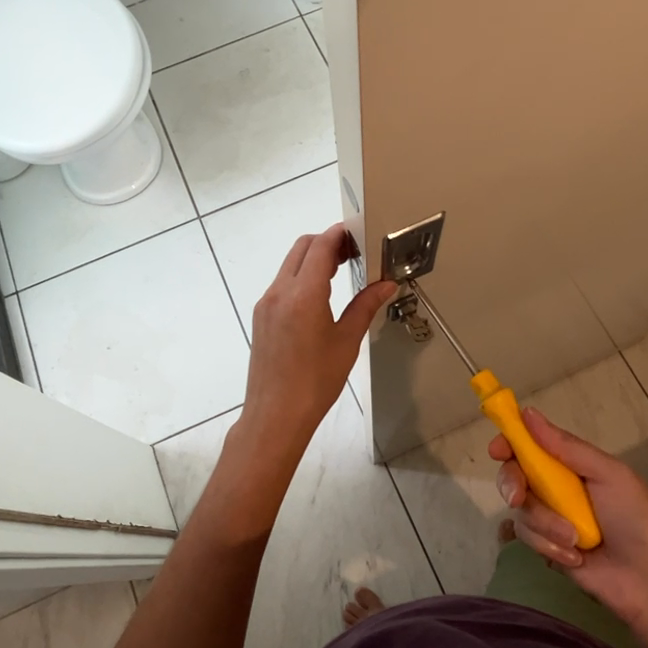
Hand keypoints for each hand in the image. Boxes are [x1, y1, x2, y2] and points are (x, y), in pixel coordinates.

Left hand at [238, 224, 397, 450]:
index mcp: (303, 294)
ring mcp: (266, 303)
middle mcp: (279, 291)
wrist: (275, 415)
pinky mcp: (261, 316)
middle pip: (302, 248)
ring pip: (289, 264)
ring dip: (313, 259)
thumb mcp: (347, 342)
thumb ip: (365, 306)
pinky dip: (301, 277)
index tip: (358, 232)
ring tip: (340, 272)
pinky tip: (320, 296)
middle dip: (326, 242)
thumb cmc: (316, 382)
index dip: (339, 234)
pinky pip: (282, 283)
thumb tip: (387, 284)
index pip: (320, 246)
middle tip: (353, 253)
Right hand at [490, 407, 647, 626]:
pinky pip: (526, 538)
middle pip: (514, 474)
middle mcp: (557, 488)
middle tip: (518, 498)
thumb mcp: (608, 475)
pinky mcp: (547, 548)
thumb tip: (527, 413)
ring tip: (575, 540)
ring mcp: (550, 519)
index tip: (498, 450)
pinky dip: (547, 546)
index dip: (510, 442)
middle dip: (513, 484)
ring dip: (544, 524)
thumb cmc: (636, 520)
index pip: (531, 444)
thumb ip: (566, 447)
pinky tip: (573, 557)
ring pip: (520, 509)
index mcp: (573, 465)